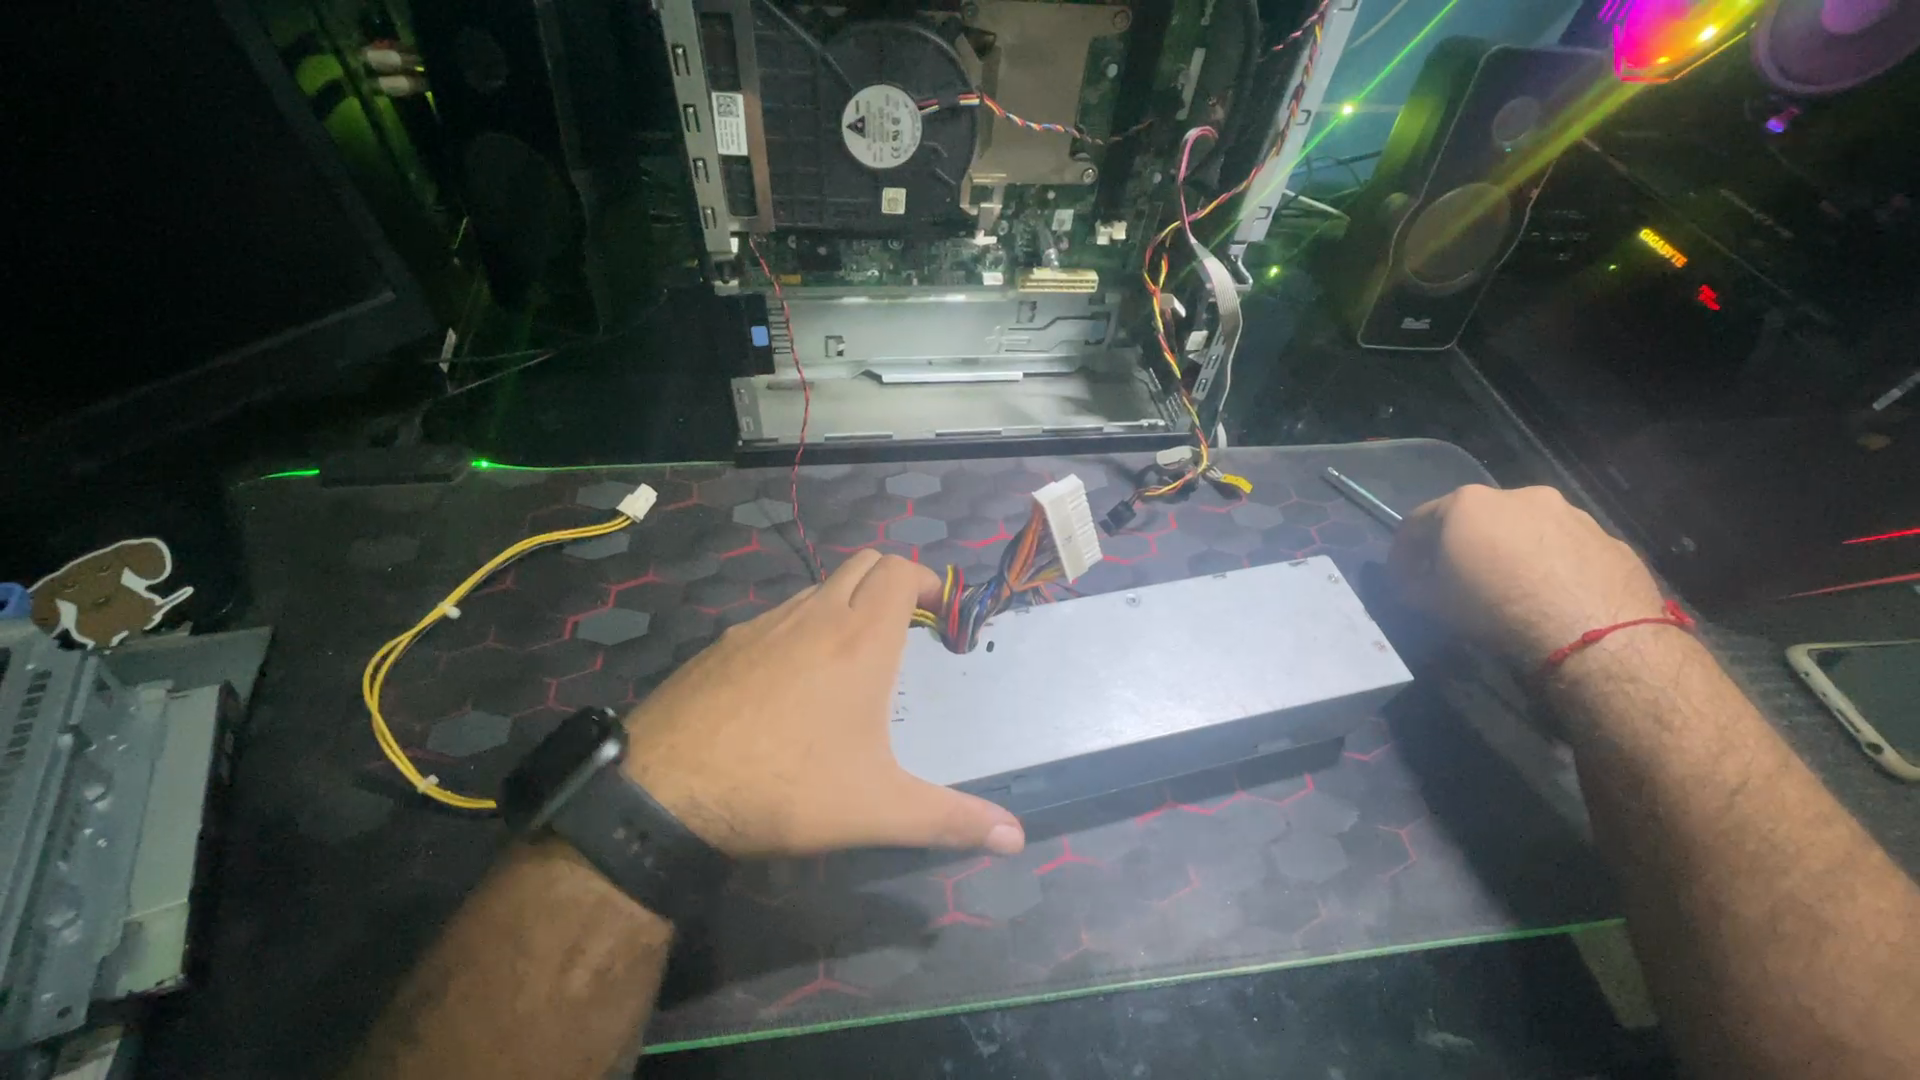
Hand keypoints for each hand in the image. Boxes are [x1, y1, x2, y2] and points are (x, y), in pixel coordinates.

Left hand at [618, 549, 1025, 858]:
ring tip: (852, 660)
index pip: (901, 572)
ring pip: (817, 589)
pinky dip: (799, 628)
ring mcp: (763, 625)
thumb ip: (951, 820)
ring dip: (845, 605)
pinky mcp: (724, 644)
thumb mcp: (878, 809)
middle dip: (893, 584)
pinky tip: (789, 684)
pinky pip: (776, 617)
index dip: (929, 581)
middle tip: (907, 630)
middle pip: (863, 565)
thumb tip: (1017, 838)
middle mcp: (814, 616)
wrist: (667, 789)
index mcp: (861, 639)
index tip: (942, 615)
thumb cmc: (788, 788)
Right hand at [1387, 484, 1667, 660]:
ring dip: (1507, 550)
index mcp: (1467, 504)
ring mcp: (1568, 512)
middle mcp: (1517, 496)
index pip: (1417, 522)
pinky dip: (1547, 562)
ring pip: (1522, 528)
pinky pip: (1561, 545)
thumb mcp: (1433, 604)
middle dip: (1459, 545)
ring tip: (1508, 587)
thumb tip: (1409, 584)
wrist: (1593, 634)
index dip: (1403, 552)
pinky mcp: (1605, 535)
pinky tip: (1548, 594)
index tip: (1402, 578)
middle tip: (1454, 579)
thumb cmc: (1496, 609)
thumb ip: (1411, 587)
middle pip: (1473, 518)